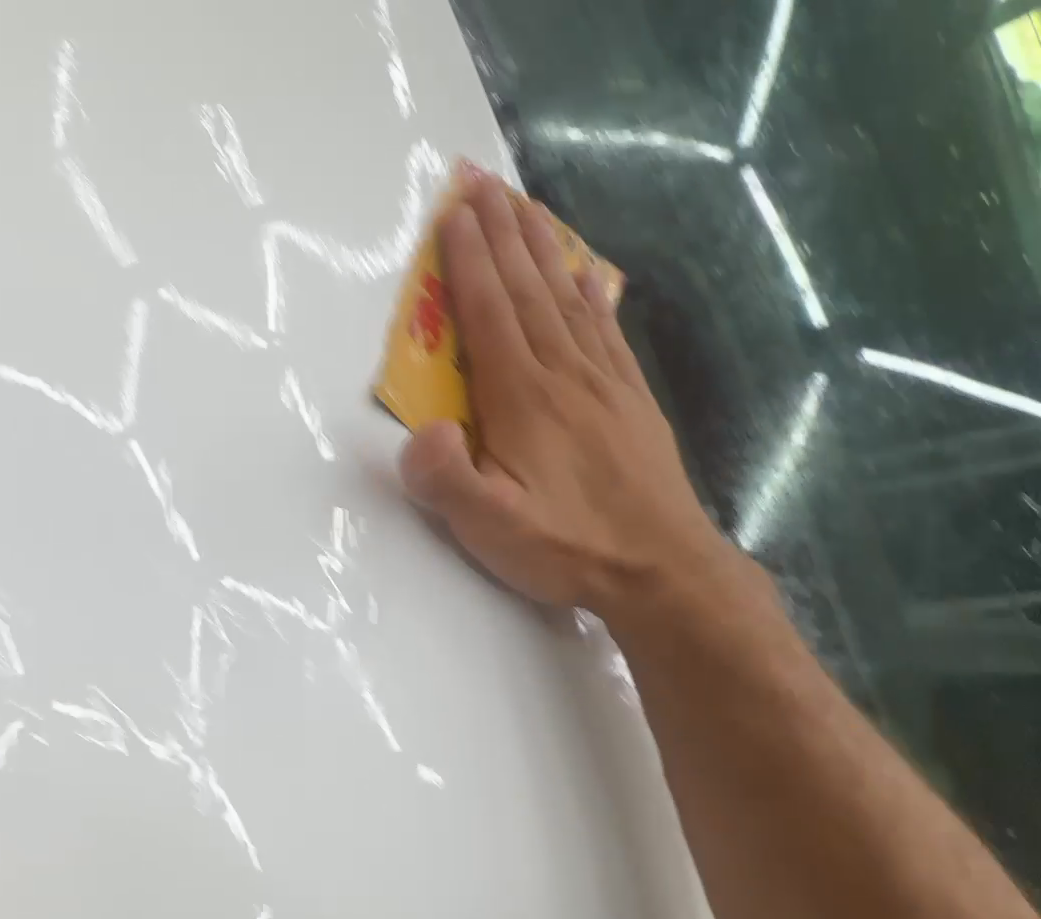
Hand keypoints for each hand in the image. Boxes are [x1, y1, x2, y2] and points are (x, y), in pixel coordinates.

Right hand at [399, 165, 749, 627]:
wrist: (662, 570)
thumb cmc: (565, 546)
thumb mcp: (490, 526)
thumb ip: (445, 479)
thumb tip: (422, 431)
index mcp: (523, 397)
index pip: (489, 312)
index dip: (468, 259)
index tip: (453, 211)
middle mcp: (564, 372)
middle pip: (527, 287)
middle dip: (502, 230)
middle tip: (481, 182)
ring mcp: (603, 380)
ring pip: (565, 295)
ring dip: (541, 246)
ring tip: (524, 205)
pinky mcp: (628, 395)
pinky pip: (602, 325)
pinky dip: (585, 287)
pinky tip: (583, 272)